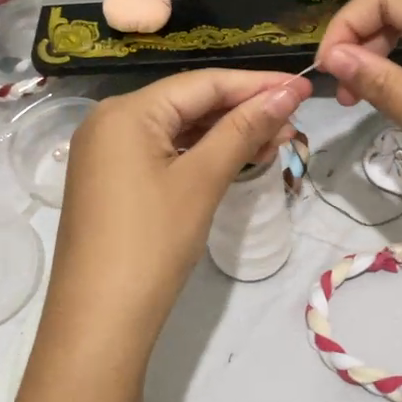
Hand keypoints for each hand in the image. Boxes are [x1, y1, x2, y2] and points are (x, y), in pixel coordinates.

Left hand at [50, 70, 308, 327]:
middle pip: (188, 102)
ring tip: (274, 142)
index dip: (256, 84)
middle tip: (293, 124)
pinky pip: (160, 151)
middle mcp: (109, 120)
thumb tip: (287, 92)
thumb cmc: (152, 243)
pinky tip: (233, 159)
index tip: (302, 88)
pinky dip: (198, 153)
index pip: (202, 82)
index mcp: (126, 111)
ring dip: (224, 133)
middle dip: (242, 110)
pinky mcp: (109, 179)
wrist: (99, 319)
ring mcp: (105, 151)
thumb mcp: (202, 180)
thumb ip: (244, 130)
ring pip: (176, 128)